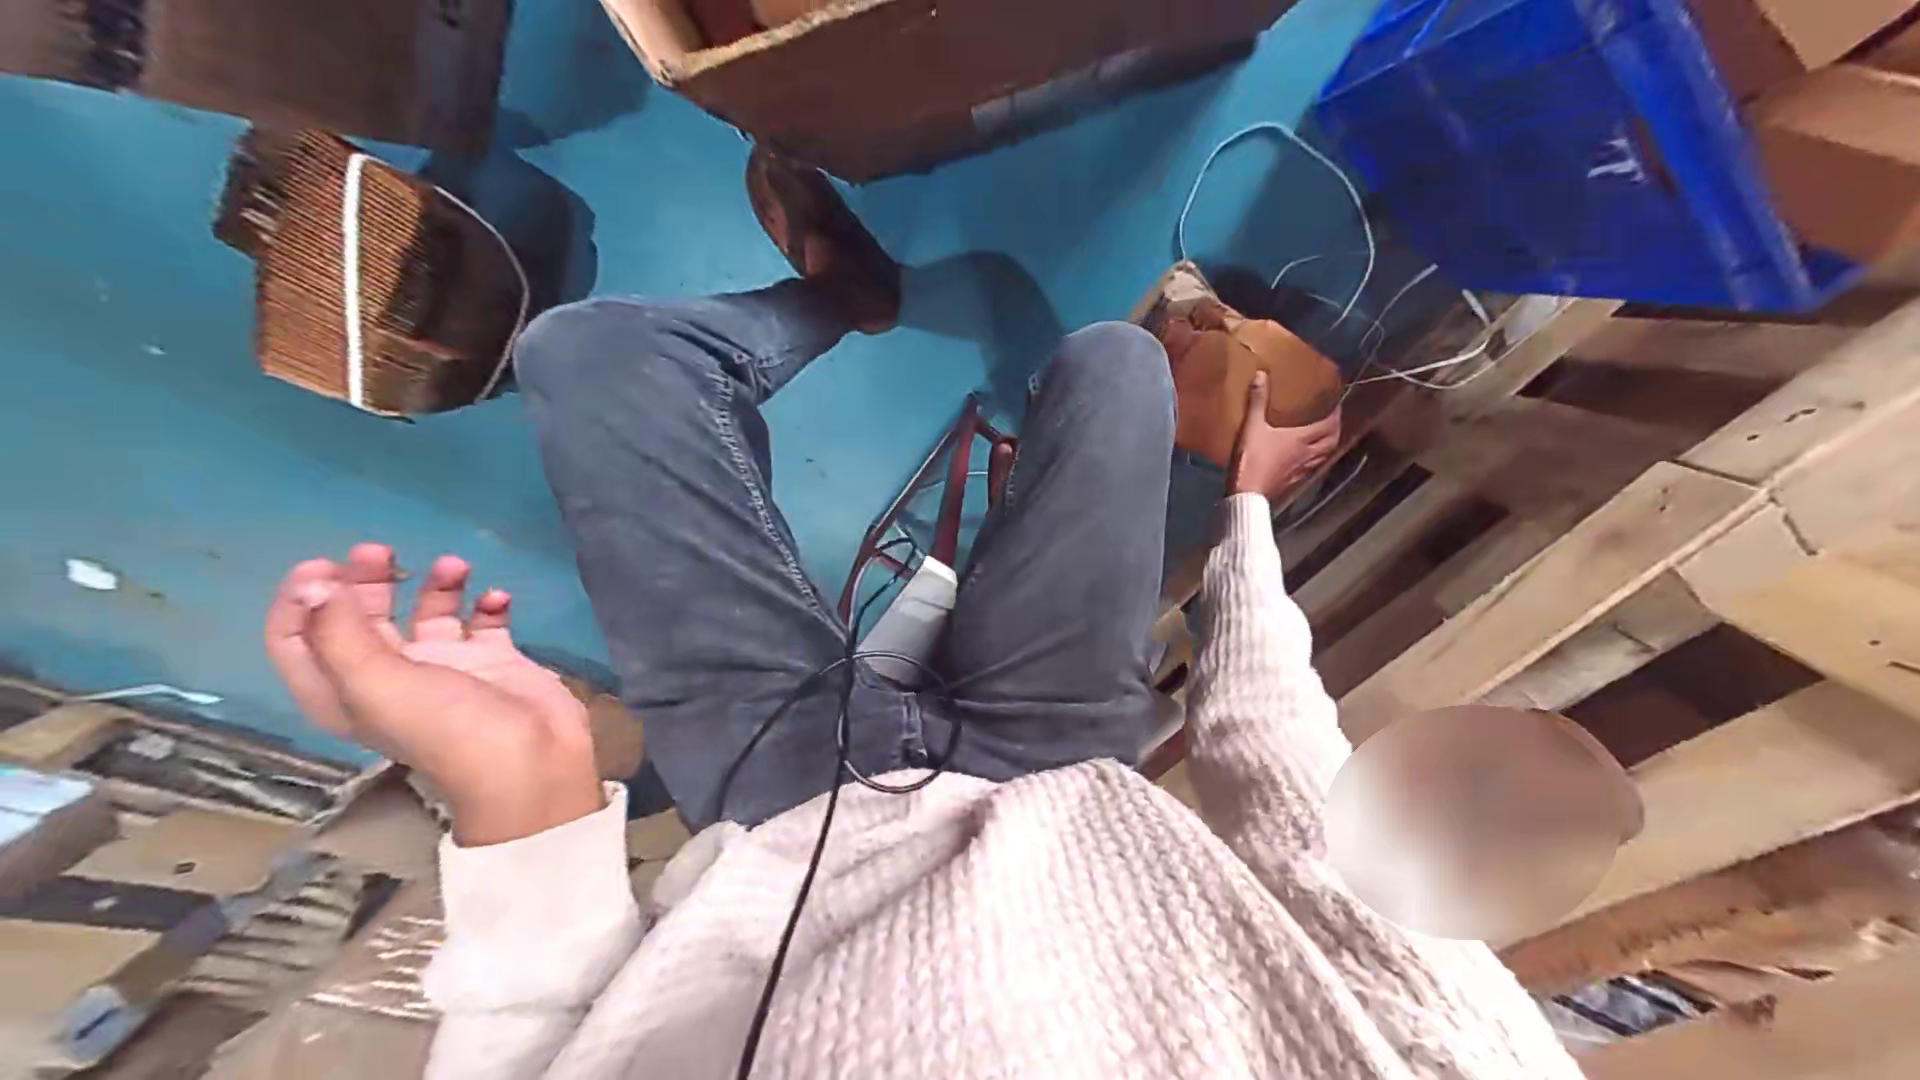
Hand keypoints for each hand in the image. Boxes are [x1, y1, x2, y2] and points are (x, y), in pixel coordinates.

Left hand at [264, 544, 601, 845]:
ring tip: (456, 565)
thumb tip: (316, 585)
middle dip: (369, 580)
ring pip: (431, 612)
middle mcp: (392, 673)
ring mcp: (449, 664)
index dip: (303, 601)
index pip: (302, 639)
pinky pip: (486, 621)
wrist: (528, 755)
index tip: (324, 565)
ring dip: (437, 585)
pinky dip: (488, 604)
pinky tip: (497, 598)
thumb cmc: (447, 724)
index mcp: (346, 688)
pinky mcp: (496, 659)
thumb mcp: (377, 683)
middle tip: (380, 550)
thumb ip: (341, 633)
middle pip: (366, 617)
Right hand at [1229, 371, 1341, 500]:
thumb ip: (1258, 401)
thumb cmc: (1252, 459)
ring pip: (1324, 456)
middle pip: (1331, 441)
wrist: (1247, 493)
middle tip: (1332, 422)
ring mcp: (1301, 470)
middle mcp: (1307, 454)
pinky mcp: (1292, 483)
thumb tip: (1262, 374)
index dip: (1335, 414)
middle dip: (1335, 430)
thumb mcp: (1252, 426)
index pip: (1328, 425)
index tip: (1336, 404)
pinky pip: (1311, 469)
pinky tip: (1305, 460)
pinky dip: (1314, 461)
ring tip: (1323, 439)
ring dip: (1327, 446)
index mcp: (1301, 439)